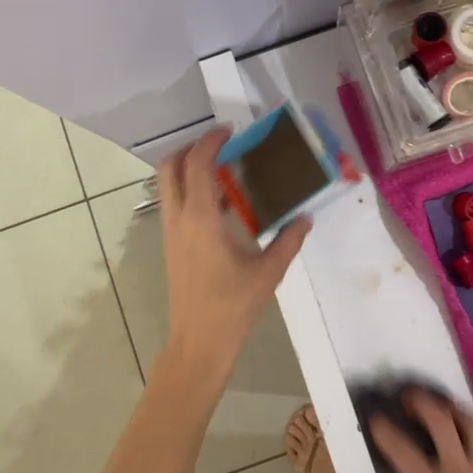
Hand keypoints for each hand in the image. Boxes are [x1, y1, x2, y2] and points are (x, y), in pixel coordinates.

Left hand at [158, 128, 309, 383]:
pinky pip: (174, 203)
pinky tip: (220, 203)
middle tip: (221, 145)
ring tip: (222, 169)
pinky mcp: (170, 244)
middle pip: (170, 166)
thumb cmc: (232, 306)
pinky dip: (190, 190)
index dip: (211, 141)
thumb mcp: (268, 272)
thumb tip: (305, 217)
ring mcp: (170, 232)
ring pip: (167, 185)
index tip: (231, 131)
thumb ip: (288, 240)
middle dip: (191, 148)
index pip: (198, 164)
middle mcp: (178, 218)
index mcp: (200, 219)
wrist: (199, 341)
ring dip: (188, 168)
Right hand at [369, 389, 472, 472]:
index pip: (403, 450)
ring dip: (452, 408)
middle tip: (408, 395)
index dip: (385, 431)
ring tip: (440, 402)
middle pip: (442, 422)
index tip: (375, 418)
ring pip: (470, 425)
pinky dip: (470, 430)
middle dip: (422, 403)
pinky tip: (463, 429)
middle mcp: (458, 471)